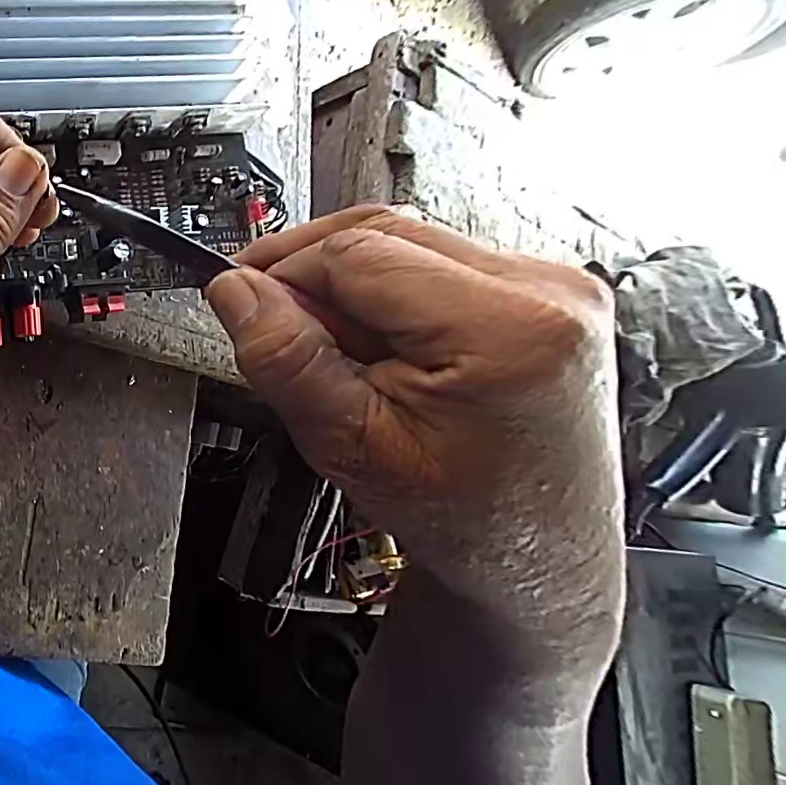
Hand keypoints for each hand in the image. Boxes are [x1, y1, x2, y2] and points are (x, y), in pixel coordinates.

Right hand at [205, 206, 624, 702]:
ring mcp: (550, 286)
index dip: (286, 272)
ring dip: (343, 281)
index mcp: (507, 330)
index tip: (248, 304)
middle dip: (311, 272)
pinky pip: (430, 260)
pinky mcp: (537, 292)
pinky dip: (380, 291)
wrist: (535, 551)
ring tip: (329, 343)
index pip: (356, 252)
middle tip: (274, 321)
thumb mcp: (350, 445)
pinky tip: (371, 339)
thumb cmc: (461, 516)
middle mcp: (546, 291)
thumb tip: (235, 292)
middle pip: (380, 233)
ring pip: (401, 239)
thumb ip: (287, 360)